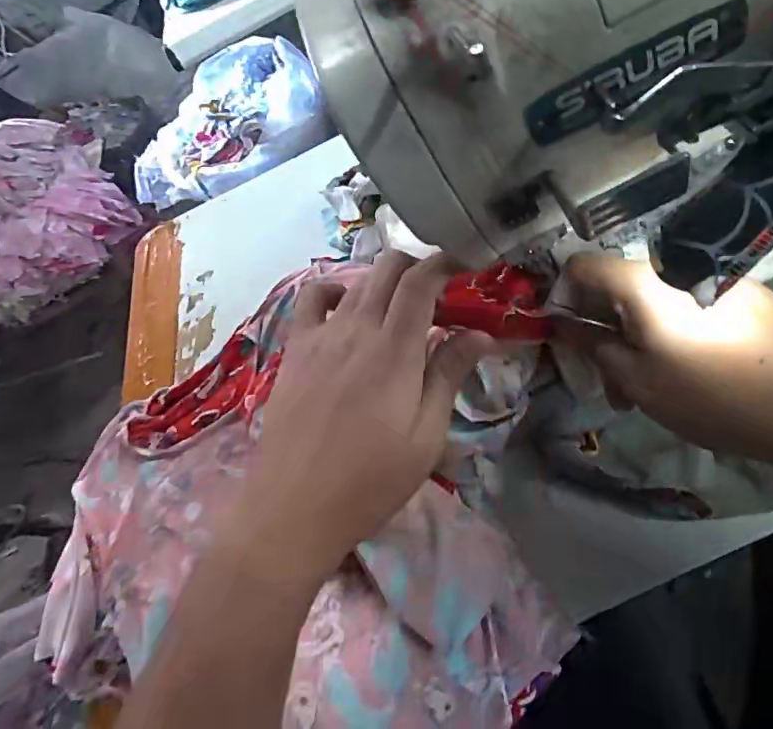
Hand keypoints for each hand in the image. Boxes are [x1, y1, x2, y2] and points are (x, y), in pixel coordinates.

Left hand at [238, 251, 492, 575]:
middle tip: (440, 291)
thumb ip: (449, 375)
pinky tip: (349, 310)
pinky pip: (313, 299)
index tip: (465, 264)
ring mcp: (321, 336)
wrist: (292, 510)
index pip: (421, 281)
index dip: (445, 262)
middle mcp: (356, 329)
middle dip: (419, 266)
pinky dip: (337, 290)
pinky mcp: (295, 349)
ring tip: (402, 308)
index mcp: (394, 349)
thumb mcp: (426, 435)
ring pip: (358, 282)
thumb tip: (480, 334)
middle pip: (388, 268)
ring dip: (385, 281)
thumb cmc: (370, 480)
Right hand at [554, 254, 772, 470]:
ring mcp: (713, 278)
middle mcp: (675, 267)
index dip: (561, 300)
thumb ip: (596, 348)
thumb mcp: (642, 382)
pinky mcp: (743, 296)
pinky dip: (675, 338)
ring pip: (655, 303)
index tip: (567, 342)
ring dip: (639, 341)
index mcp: (643, 279)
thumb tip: (566, 322)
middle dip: (603, 332)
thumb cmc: (720, 395)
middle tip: (613, 387)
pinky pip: (689, 308)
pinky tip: (695, 379)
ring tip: (654, 393)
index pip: (580, 267)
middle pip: (618, 288)